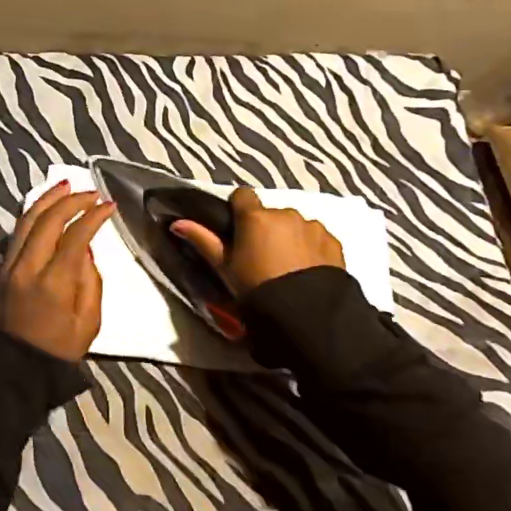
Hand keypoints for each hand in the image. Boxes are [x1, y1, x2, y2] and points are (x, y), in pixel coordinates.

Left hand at [0, 182, 116, 361]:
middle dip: (71, 200)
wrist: (11, 373)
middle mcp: (26, 268)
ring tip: (64, 186)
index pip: (75, 235)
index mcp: (53, 282)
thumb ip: (90, 280)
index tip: (110, 205)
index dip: (94, 216)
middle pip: (47, 220)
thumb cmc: (57, 352)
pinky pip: (16, 235)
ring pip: (25, 222)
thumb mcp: (88, 322)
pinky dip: (32, 216)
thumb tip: (84, 249)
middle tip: (91, 192)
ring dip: (47, 200)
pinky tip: (44, 210)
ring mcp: (7, 268)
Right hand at [169, 187, 344, 294]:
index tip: (238, 232)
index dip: (238, 211)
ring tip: (288, 270)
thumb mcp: (225, 269)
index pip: (242, 196)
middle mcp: (286, 213)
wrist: (305, 314)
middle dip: (267, 230)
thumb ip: (203, 241)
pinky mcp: (333, 241)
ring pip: (295, 226)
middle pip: (270, 215)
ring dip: (290, 240)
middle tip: (262, 260)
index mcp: (256, 217)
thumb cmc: (257, 290)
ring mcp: (312, 226)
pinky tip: (307, 273)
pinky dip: (311, 250)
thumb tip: (177, 223)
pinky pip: (317, 239)